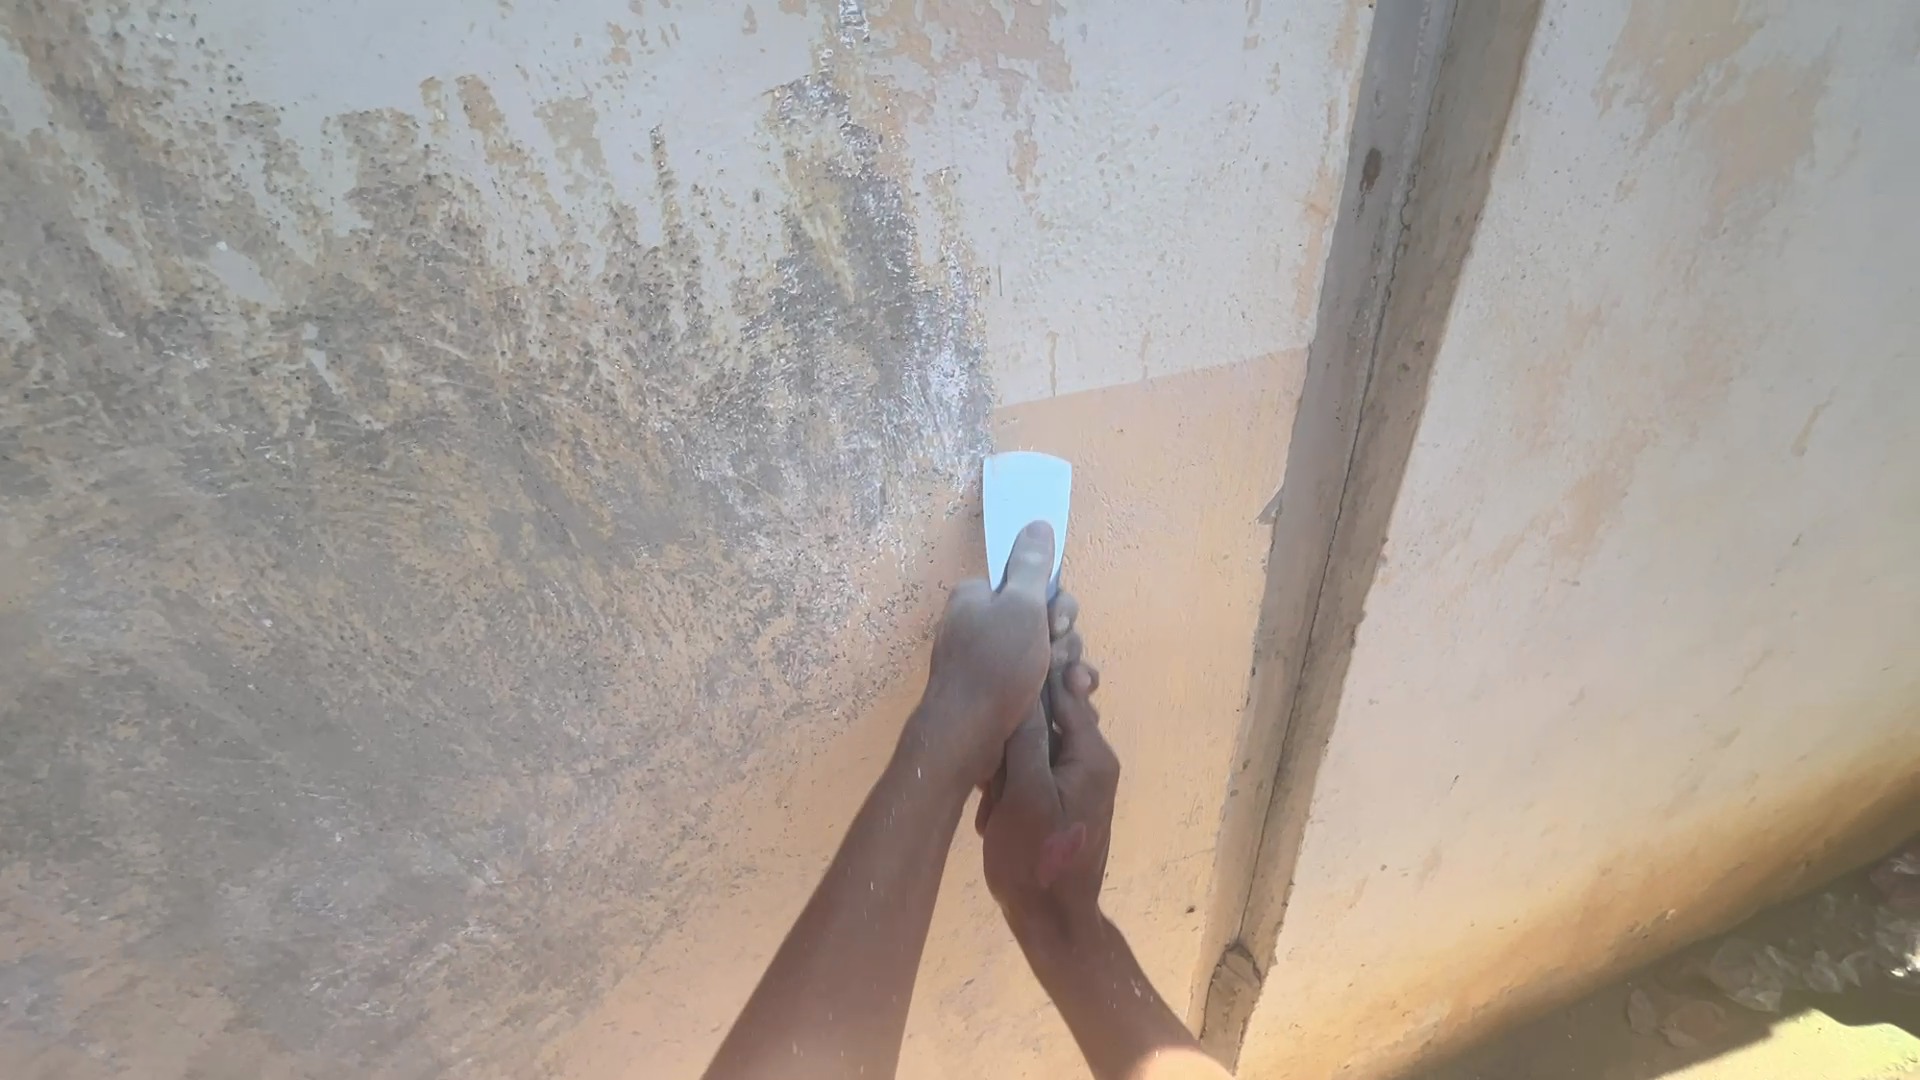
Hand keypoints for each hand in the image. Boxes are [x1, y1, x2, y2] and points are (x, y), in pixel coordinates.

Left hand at [909, 521, 1055, 790]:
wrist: (967, 737)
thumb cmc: (994, 666)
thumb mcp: (1021, 606)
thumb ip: (1032, 564)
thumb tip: (1037, 521)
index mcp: (977, 596)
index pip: (1030, 585)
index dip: (1054, 605)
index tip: (1056, 625)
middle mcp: (978, 622)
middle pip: (1040, 618)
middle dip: (1061, 638)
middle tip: (1057, 659)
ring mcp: (985, 658)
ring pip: (1042, 650)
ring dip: (1062, 664)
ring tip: (1061, 686)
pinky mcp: (995, 690)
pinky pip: (1033, 677)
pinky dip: (1052, 686)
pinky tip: (1064, 700)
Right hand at [977, 594, 1116, 942]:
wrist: (1055, 924)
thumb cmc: (1036, 857)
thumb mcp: (1024, 793)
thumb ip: (1026, 737)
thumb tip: (1026, 684)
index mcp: (1090, 753)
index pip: (1064, 690)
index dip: (1042, 660)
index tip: (1021, 630)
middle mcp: (1093, 759)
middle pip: (1055, 710)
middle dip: (1022, 707)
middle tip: (998, 689)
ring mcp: (1081, 780)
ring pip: (1043, 738)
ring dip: (1014, 743)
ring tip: (989, 753)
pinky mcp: (1066, 798)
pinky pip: (1040, 765)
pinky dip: (1016, 768)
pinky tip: (992, 785)